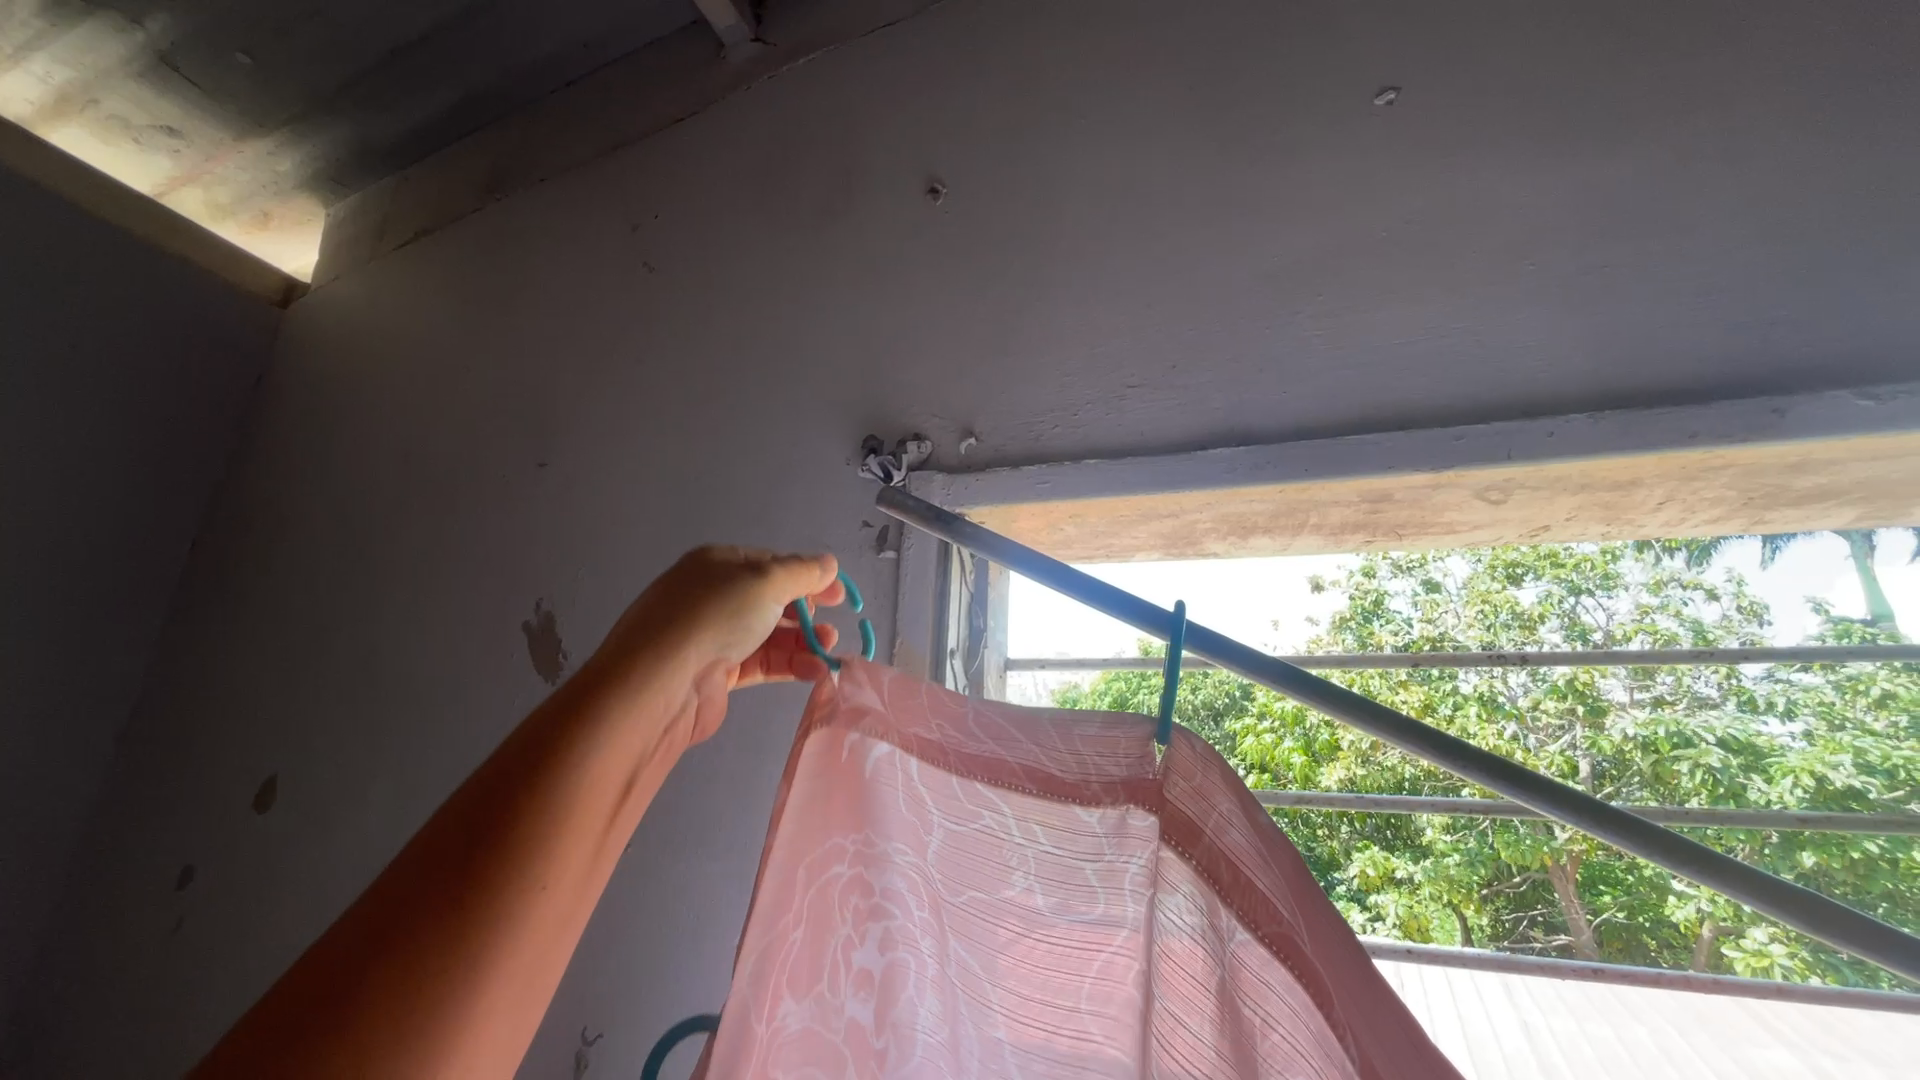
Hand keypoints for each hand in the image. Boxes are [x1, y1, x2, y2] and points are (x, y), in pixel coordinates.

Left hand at [581, 546, 847, 743]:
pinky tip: (815, 671)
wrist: (659, 683)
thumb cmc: (713, 617)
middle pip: (770, 600)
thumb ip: (802, 572)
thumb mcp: (765, 582)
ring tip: (829, 651)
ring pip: (768, 634)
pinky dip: (789, 665)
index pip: (770, 564)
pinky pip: (760, 663)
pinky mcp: (716, 674)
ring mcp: (712, 636)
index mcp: (718, 564)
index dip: (807, 576)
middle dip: (806, 612)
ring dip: (802, 641)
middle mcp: (713, 596)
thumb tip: (830, 564)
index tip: (838, 594)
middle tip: (835, 624)